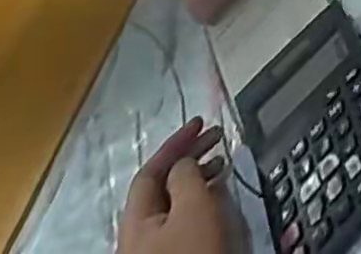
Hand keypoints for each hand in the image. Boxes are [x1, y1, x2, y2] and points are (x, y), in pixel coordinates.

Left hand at [118, 118, 231, 253]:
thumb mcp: (192, 206)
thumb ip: (186, 175)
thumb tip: (184, 163)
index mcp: (136, 220)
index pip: (151, 170)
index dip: (176, 142)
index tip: (202, 122)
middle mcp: (140, 239)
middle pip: (162, 188)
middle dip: (190, 159)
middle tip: (218, 140)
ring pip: (177, 208)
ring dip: (200, 182)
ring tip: (224, 169)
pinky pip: (187, 228)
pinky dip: (204, 208)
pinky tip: (222, 206)